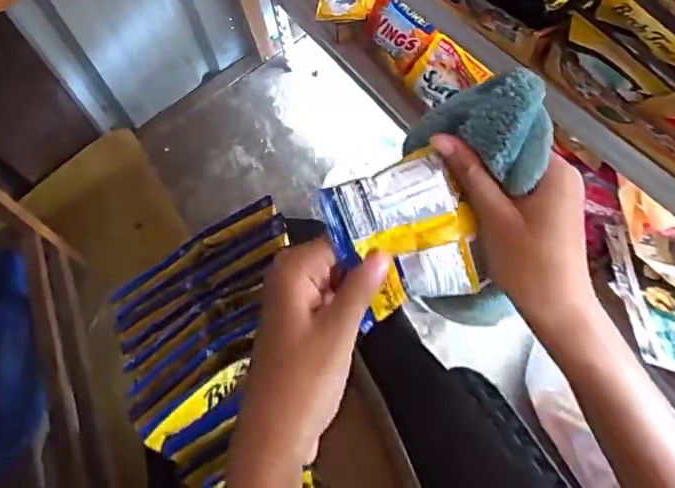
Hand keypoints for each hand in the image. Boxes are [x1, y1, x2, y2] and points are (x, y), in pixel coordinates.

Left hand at [226, 240, 388, 485]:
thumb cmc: (305, 378)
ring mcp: (289, 301)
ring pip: (330, 283)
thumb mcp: (339, 331)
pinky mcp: (295, 323)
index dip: (363, 248)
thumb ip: (360, 288)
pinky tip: (365, 318)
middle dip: (360, 271)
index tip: (397, 253)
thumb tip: (381, 251)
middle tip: (398, 279)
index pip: (333, 243)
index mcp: (291, 270)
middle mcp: (286, 278)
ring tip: (389, 295)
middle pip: (331, 261)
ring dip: (354, 292)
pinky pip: (324, 303)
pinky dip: (343, 309)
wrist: (275, 431)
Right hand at [430, 133, 598, 334]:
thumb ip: (469, 171)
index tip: (448, 126)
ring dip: (483, 166)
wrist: (561, 315)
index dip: (480, 128)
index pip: (514, 133)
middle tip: (443, 146)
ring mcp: (558, 190)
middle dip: (478, 147)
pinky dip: (495, 182)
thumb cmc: (530, 265)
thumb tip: (439, 136)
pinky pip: (517, 181)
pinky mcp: (551, 206)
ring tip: (450, 161)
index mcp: (556, 170)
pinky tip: (470, 185)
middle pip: (512, 148)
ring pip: (512, 165)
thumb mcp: (493, 214)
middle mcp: (562, 173)